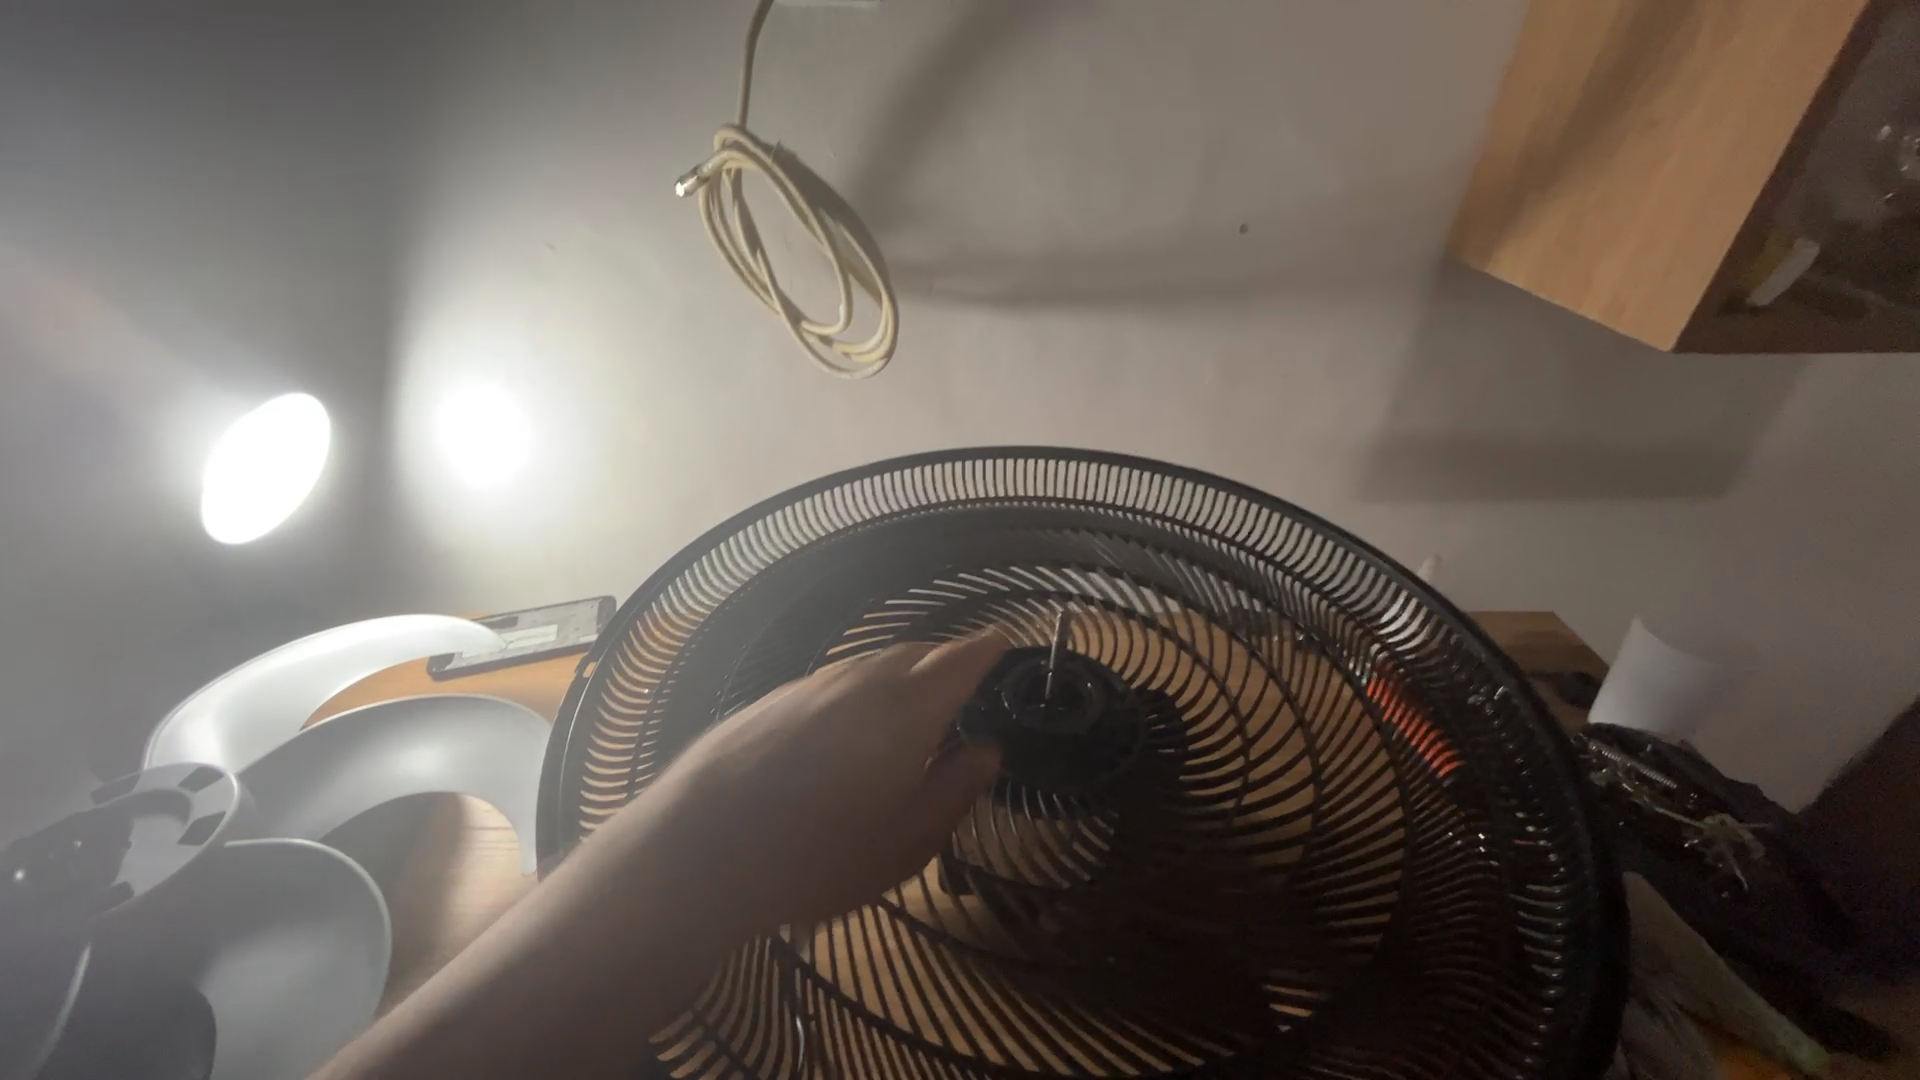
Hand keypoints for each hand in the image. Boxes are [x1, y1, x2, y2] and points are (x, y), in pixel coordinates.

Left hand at [632, 633, 1008, 931]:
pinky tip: (847, 736)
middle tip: (960, 690)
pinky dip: (860, 692)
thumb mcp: (905, 843)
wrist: (696, 848)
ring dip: (900, 677)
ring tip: (908, 716)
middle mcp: (862, 681)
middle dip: (944, 661)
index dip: (986, 649)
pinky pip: (835, 683)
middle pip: (915, 654)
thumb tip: (986, 751)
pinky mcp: (774, 699)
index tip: (1003, 641)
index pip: (959, 660)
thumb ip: (954, 790)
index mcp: (907, 710)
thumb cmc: (817, 856)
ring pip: (871, 665)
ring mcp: (812, 685)